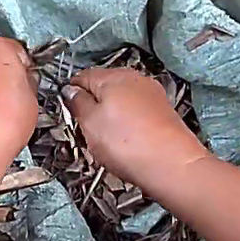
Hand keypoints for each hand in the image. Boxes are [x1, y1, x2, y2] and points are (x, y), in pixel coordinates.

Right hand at [63, 67, 209, 190]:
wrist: (171, 165)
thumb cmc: (131, 144)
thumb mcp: (90, 123)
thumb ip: (77, 103)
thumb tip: (71, 92)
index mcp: (115, 76)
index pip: (83, 75)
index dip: (72, 92)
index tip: (67, 107)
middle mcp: (138, 80)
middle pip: (106, 89)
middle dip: (94, 107)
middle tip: (87, 130)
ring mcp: (154, 97)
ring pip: (124, 103)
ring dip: (113, 119)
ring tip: (109, 142)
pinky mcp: (165, 115)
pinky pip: (139, 117)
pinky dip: (131, 127)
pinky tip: (128, 144)